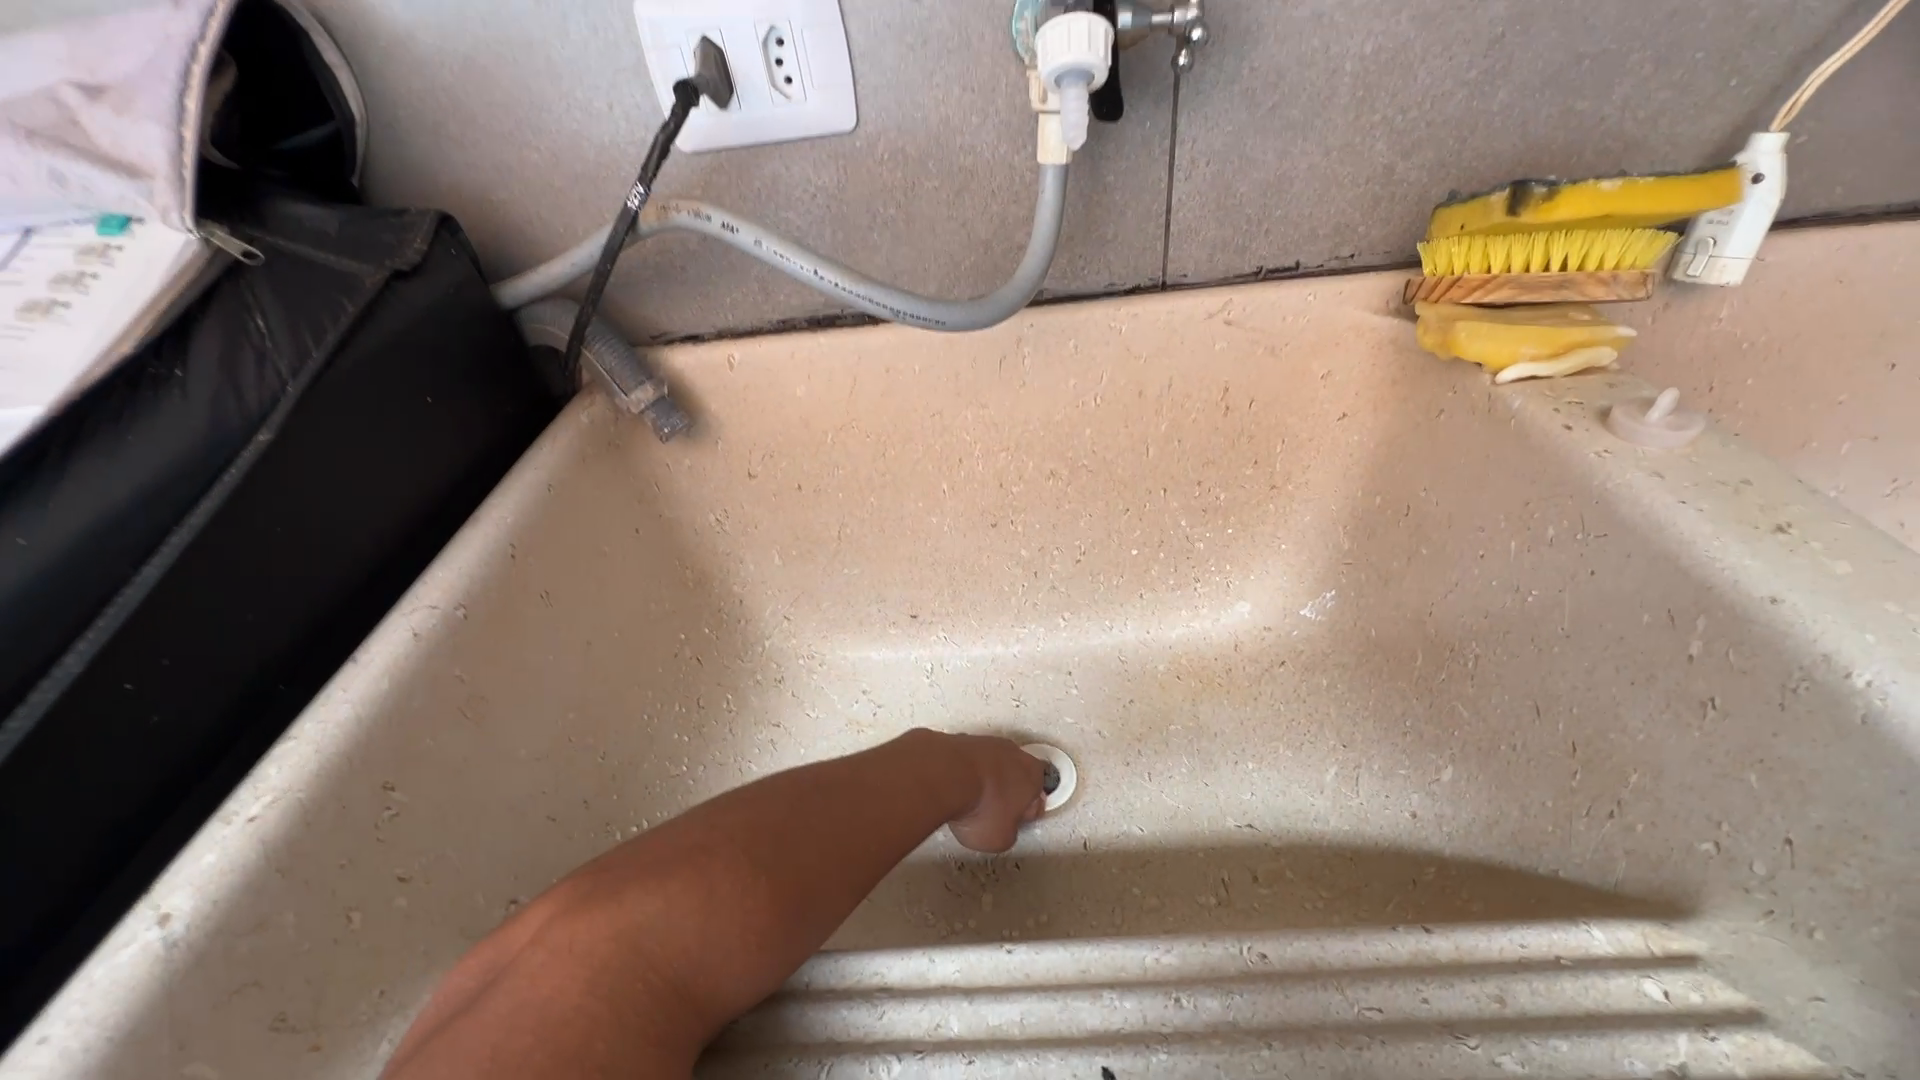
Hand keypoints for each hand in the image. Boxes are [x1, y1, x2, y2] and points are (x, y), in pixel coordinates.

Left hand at [940, 733, 1048, 853]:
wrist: (944, 777)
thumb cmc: (979, 806)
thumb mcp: (1000, 839)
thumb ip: (1009, 833)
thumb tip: (1002, 830)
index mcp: (1033, 776)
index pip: (1037, 797)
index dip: (1025, 814)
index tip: (1014, 823)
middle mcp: (1013, 753)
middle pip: (1014, 775)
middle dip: (1005, 792)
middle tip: (991, 813)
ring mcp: (986, 743)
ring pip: (990, 765)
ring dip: (982, 780)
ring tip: (967, 801)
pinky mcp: (961, 740)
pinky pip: (966, 760)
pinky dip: (961, 772)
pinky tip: (951, 788)